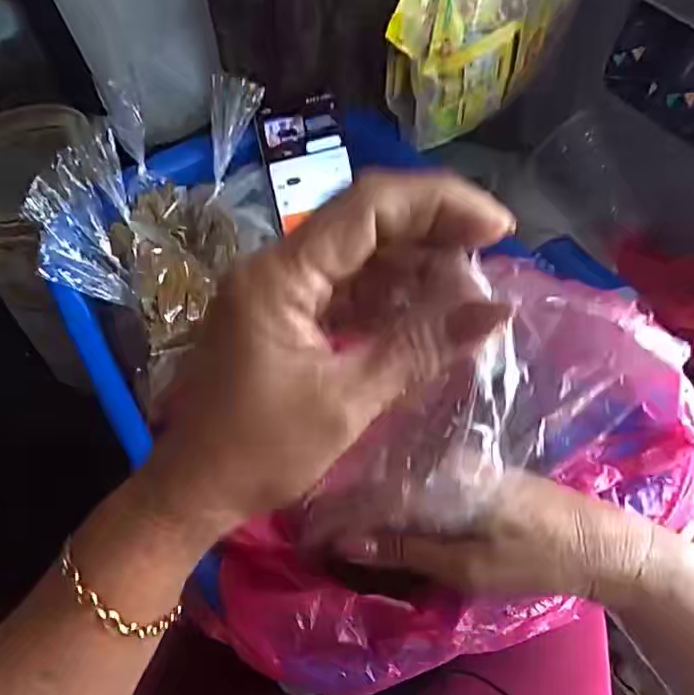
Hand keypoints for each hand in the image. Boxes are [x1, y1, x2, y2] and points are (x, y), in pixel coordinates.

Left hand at [136, 171, 514, 539]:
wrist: (194, 489)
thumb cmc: (260, 454)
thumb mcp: (346, 403)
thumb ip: (418, 349)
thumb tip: (494, 311)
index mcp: (278, 279)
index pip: (368, 207)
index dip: (441, 204)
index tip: (499, 230)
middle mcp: (270, 271)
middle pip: (361, 225)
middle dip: (431, 237)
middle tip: (488, 264)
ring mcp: (270, 295)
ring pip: (352, 260)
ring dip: (410, 270)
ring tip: (466, 293)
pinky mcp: (275, 321)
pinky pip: (336, 294)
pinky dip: (380, 301)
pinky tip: (423, 314)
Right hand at [336, 470, 672, 606]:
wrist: (605, 544)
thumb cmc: (538, 559)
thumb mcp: (468, 566)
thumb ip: (405, 549)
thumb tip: (346, 543)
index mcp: (442, 479)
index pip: (369, 493)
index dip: (333, 516)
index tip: (304, 537)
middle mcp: (443, 459)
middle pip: (375, 479)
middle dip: (340, 505)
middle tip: (311, 532)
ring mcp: (456, 461)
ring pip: (391, 478)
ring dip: (361, 502)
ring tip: (333, 525)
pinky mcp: (466, 470)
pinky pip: (412, 481)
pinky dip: (387, 500)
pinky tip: (373, 514)